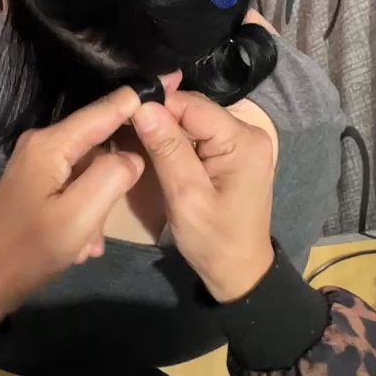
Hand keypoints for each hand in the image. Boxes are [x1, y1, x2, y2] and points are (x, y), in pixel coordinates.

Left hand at [0, 87, 145, 327]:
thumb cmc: (32, 249)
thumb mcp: (79, 216)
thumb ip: (112, 177)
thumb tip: (134, 156)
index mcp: (51, 143)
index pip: (104, 110)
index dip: (137, 99)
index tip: (170, 82)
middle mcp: (43, 142)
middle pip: (100, 139)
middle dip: (117, 174)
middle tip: (122, 208)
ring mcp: (38, 161)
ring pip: (91, 166)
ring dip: (99, 202)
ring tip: (91, 239)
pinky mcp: (38, 179)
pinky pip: (77, 182)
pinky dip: (86, 209)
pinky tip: (82, 241)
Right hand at [132, 91, 277, 301]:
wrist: (240, 270)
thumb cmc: (214, 240)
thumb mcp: (185, 196)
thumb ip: (166, 148)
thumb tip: (143, 105)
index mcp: (243, 140)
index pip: (191, 104)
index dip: (157, 107)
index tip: (126, 119)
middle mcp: (249, 131)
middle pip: (194, 108)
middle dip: (162, 118)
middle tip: (128, 132)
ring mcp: (244, 140)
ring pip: (195, 119)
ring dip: (168, 129)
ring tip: (140, 140)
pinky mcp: (236, 150)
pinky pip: (201, 132)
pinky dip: (180, 139)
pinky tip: (161, 149)